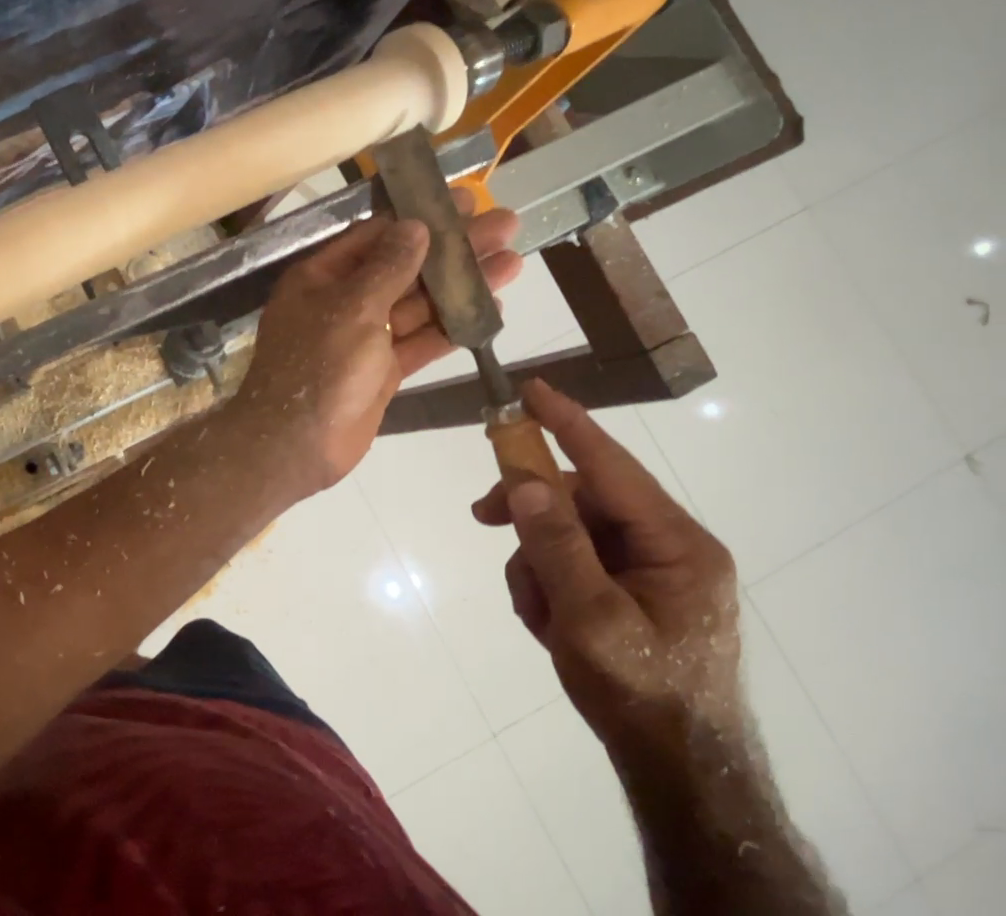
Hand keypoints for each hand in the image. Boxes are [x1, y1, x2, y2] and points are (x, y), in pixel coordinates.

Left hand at [227, 196, 521, 494]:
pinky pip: (420, 341)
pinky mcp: (381, 371)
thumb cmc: (317, 369)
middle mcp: (340, 303)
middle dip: (452, 249)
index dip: (418, 219)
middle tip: (506, 225)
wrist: (295, 445)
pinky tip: (492, 307)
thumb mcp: (351, 309)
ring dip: (461, 285)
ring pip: (418, 304)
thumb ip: (387, 268)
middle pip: (403, 268)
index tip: (464, 202)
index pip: (374, 237)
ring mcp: (362, 338)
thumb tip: (413, 226)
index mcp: (319, 279)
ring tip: (513, 260)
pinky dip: (452, 326)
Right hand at [472, 381, 742, 748]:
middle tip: (479, 518)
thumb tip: (524, 484)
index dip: (568, 426)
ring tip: (537, 613)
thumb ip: (557, 546)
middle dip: (530, 512)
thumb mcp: (590, 617)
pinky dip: (547, 587)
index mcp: (676, 543)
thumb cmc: (641, 689)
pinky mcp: (628, 595)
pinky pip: (571, 565)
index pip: (611, 467)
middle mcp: (666, 547)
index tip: (530, 390)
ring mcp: (647, 573)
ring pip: (568, 535)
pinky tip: (549, 624)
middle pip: (581, 500)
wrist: (676, 764)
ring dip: (536, 564)